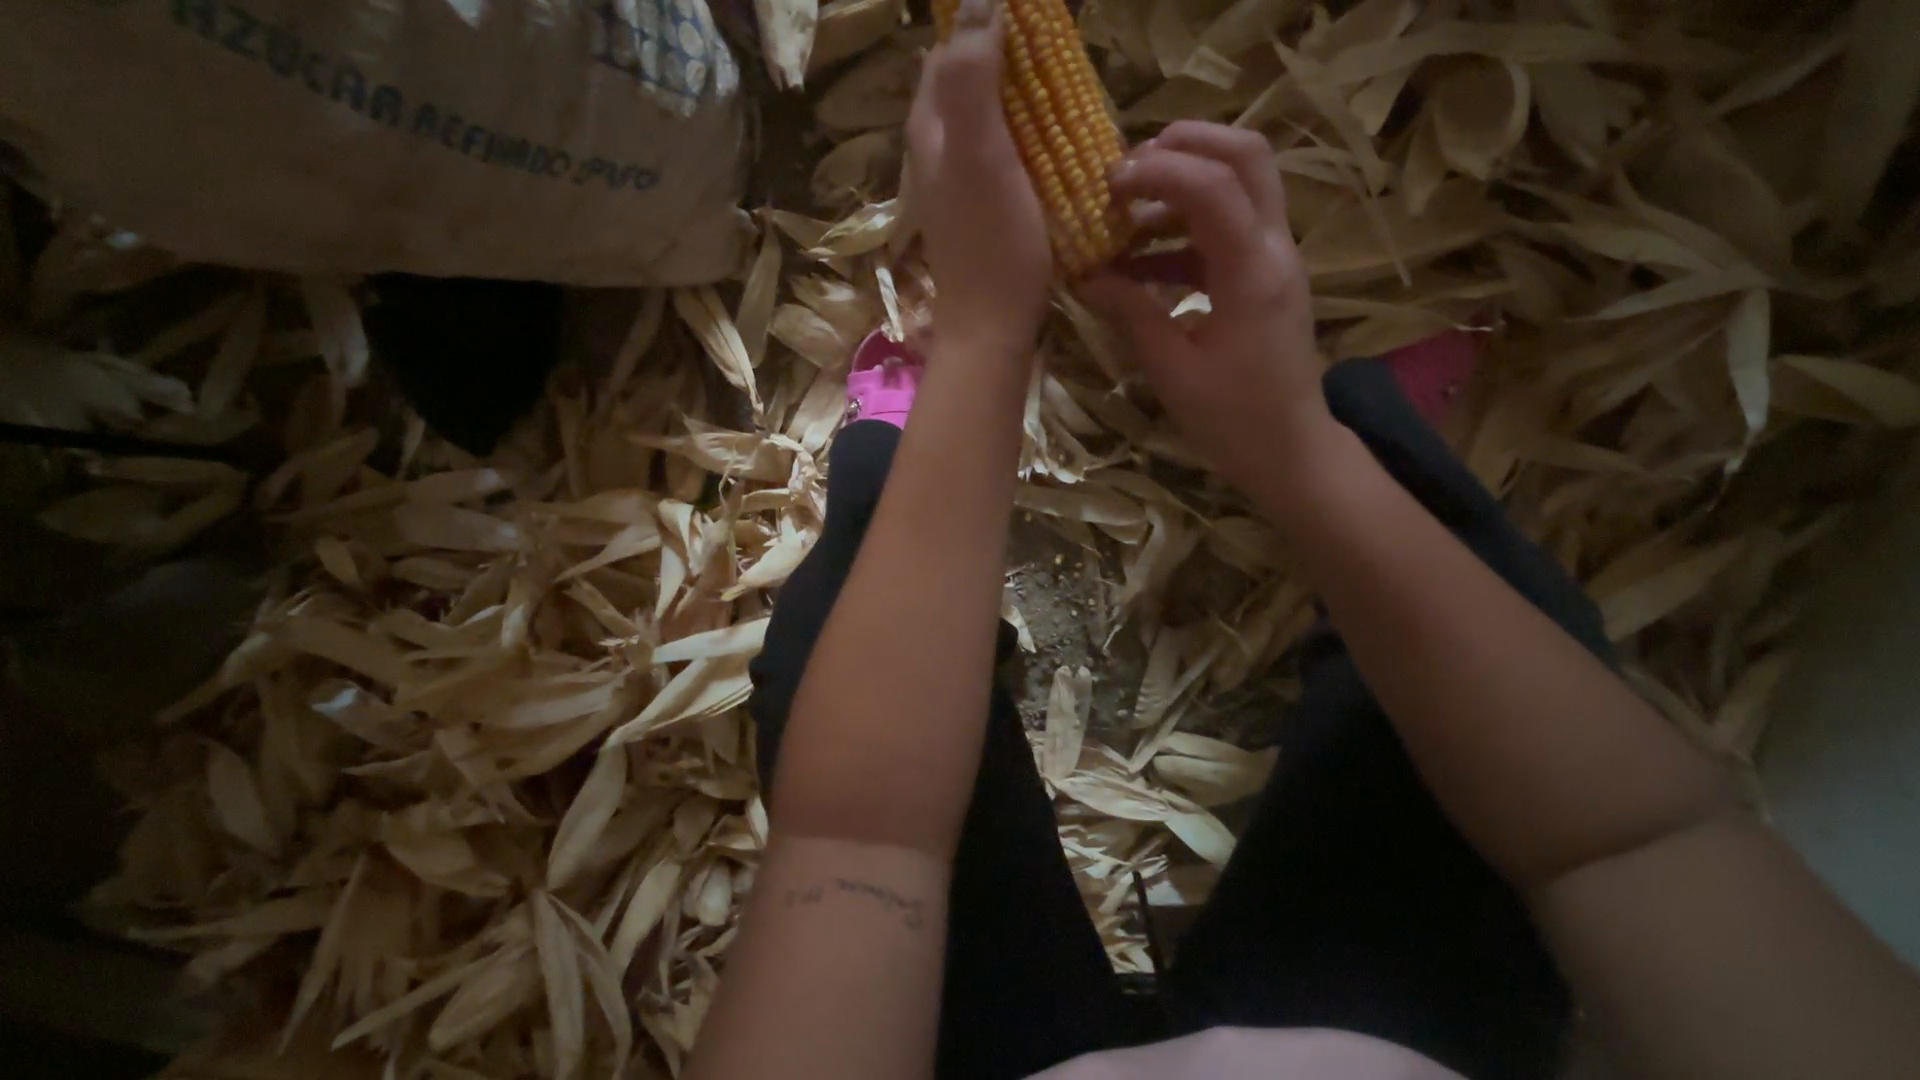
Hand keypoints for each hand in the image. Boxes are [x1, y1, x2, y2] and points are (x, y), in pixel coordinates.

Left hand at [906, 0, 1050, 355]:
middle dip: (1011, 51)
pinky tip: (1062, 134)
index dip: (985, 18)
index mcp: (931, 124)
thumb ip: (971, 77)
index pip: (950, 42)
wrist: (992, 329)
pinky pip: (1009, 146)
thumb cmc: (991, 245)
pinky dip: (1032, 129)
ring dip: (1026, 89)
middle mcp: (940, 145)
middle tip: (1062, 49)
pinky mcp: (988, 203)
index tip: (1038, 15)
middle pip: (970, 73)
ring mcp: (963, 176)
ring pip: (991, 110)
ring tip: (1070, 82)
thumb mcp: (980, 153)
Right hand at [1082, 122, 1338, 502]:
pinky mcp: (1264, 276)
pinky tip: (1138, 262)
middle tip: (1128, 168)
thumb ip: (1131, 313)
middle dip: (1185, 146)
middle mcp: (1273, 248)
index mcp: (1251, 271)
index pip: (1212, 185)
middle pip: (1246, 155)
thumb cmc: (1232, 419)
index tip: (1107, 186)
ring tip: (1124, 214)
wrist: (1289, 451)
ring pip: (1241, 184)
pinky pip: (1227, 229)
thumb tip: (1085, 275)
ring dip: (1182, 184)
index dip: (1157, 170)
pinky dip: (1184, 229)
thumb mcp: (1171, 370)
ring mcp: (1274, 259)